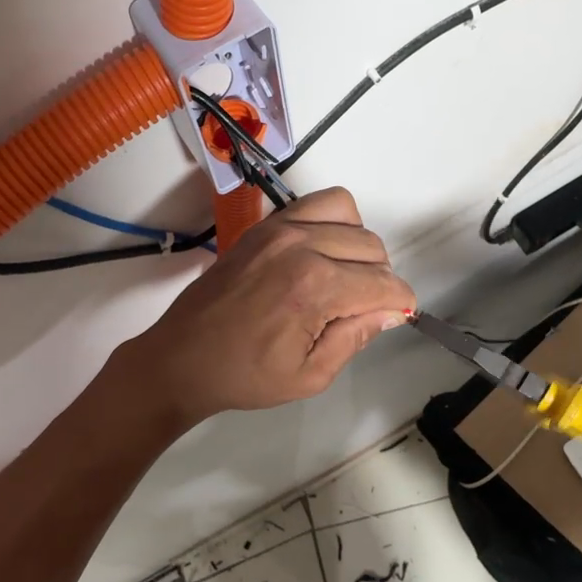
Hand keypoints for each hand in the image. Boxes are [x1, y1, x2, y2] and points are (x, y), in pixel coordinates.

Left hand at [119, 188, 414, 425]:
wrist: (183, 358)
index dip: (399, 304)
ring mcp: (279, 229)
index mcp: (315, 288)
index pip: (384, 284)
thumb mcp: (310, 376)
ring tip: (343, 277)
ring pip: (349, 216)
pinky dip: (332, 223)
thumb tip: (391, 310)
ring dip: (358, 246)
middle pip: (371, 248)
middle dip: (379, 279)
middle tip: (360, 309)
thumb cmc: (246, 377)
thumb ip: (356, 337)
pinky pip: (316, 204)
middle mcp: (301, 246)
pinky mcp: (263, 226)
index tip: (395, 317)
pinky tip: (321, 255)